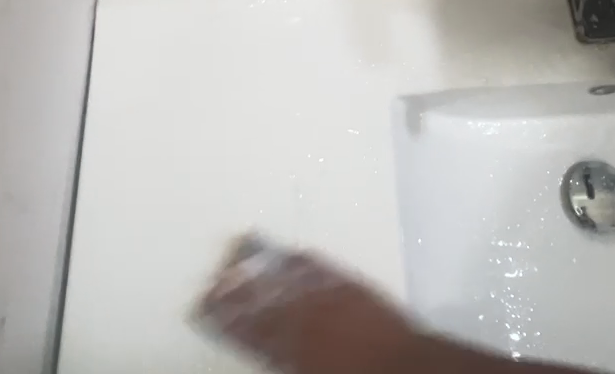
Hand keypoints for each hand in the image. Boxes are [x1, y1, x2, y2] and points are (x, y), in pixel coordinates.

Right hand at [196, 237, 419, 373]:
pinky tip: (291, 253)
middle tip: (214, 278)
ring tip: (242, 259)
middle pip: (266, 301)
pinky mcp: (353, 287)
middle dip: (238, 291)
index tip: (207, 305)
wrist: (407, 369)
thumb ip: (286, 360)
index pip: (253, 331)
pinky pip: (323, 270)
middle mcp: (308, 319)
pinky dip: (304, 262)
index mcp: (295, 348)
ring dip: (264, 271)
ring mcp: (331, 299)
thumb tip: (269, 349)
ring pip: (289, 280)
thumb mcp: (310, 373)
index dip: (229, 319)